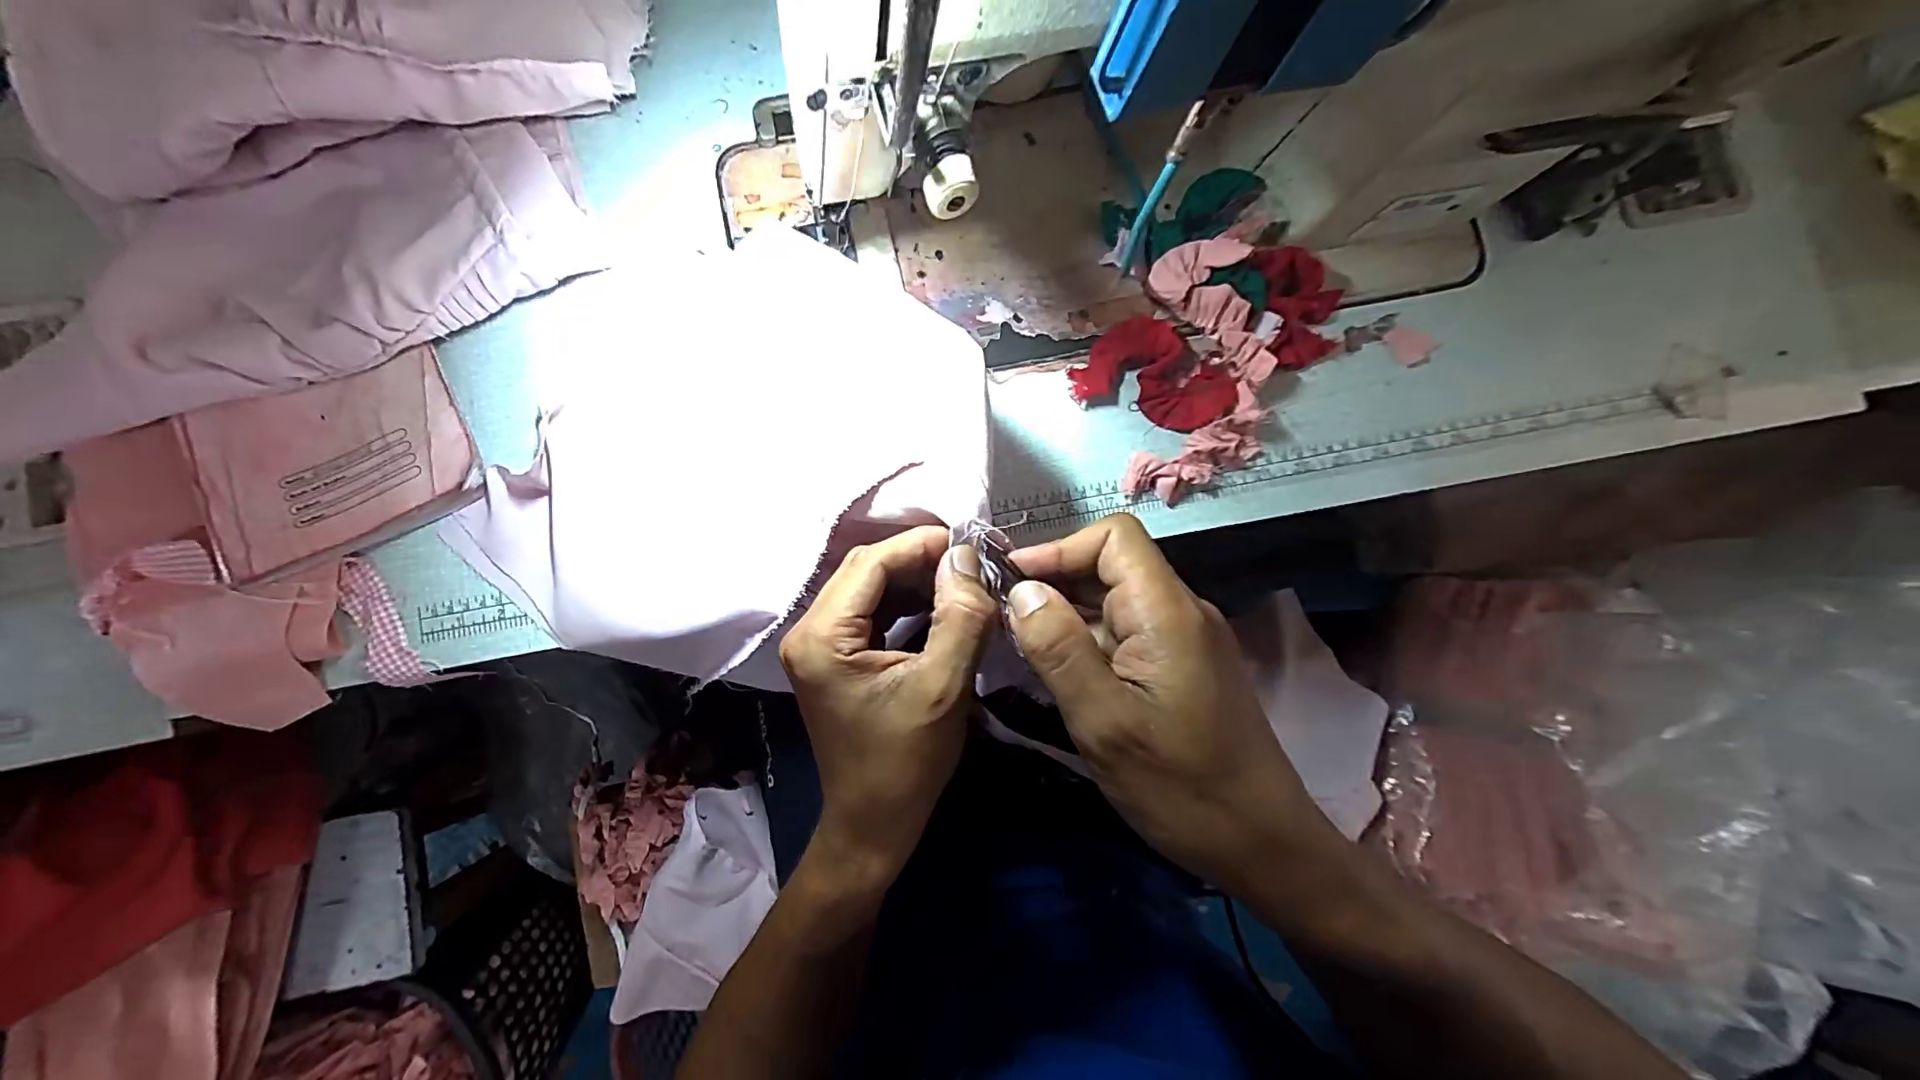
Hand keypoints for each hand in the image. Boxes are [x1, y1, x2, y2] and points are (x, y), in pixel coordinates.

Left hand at [780, 526, 997, 878]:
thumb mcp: (943, 687)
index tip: (971, 542)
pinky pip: (872, 613)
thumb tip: (967, 558)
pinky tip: (942, 605)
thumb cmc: (906, 763)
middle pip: (867, 570)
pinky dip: (908, 603)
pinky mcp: (834, 657)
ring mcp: (818, 644)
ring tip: (964, 580)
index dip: (922, 544)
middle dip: (920, 560)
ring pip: (870, 588)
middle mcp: (809, 631)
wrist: (873, 824)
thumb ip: (959, 617)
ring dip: (916, 580)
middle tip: (972, 562)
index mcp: (822, 637)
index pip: (871, 563)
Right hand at [1007, 514, 1337, 892]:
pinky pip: (1128, 633)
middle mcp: (1181, 612)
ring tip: (1020, 643)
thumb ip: (1059, 649)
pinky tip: (1059, 668)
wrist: (1261, 845)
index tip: (1012, 583)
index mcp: (1167, 612)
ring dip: (1068, 614)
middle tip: (1003, 617)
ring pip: (1116, 601)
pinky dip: (1089, 640)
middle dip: (1055, 582)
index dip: (1059, 549)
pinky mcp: (1182, 666)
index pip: (1113, 538)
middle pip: (1112, 566)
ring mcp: (1185, 639)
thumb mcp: (1103, 722)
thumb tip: (1021, 591)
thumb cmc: (1180, 787)